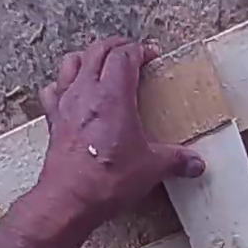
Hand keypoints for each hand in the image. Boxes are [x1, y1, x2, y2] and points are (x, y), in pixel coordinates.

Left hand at [22, 36, 205, 237]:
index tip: (151, 56)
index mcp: (113, 95)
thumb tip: (196, 164)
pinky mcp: (53, 122)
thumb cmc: (106, 180)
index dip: (139, 50)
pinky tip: (70, 94)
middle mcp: (86, 92)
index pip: (124, 54)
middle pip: (97, 50)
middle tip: (129, 53)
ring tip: (99, 65)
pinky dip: (61, 85)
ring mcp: (65, 105)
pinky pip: (52, 91)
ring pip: (71, 63)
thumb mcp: (150, 169)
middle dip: (115, 46)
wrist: (68, 200)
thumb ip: (175, 161)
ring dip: (86, 58)